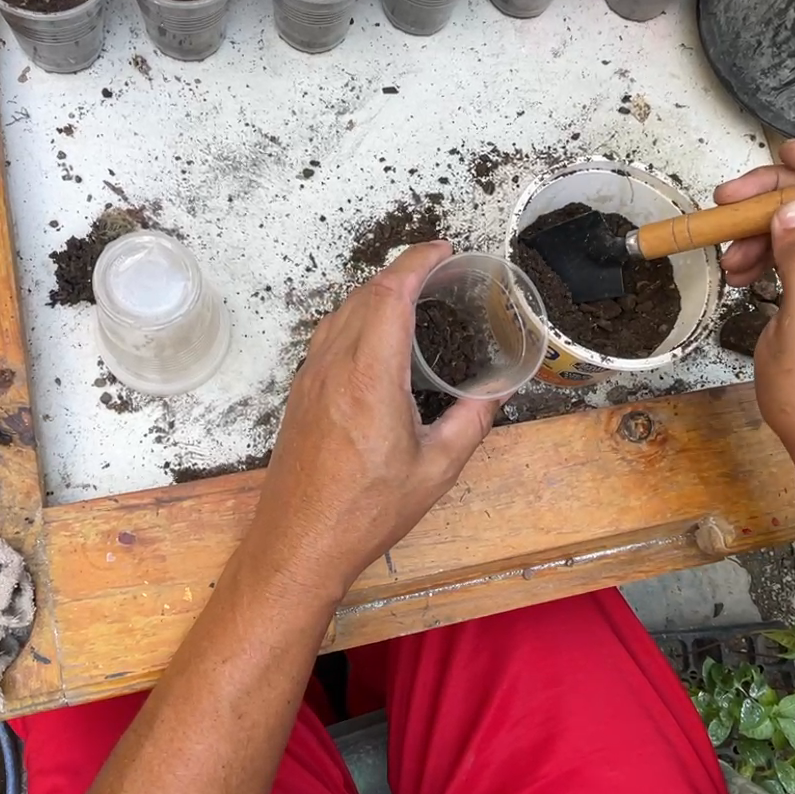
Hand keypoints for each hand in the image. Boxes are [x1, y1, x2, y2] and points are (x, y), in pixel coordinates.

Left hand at [238, 242, 497, 607]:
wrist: (298, 543)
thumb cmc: (364, 512)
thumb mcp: (434, 470)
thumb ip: (469, 423)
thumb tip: (495, 393)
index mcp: (369, 377)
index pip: (390, 294)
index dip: (416, 261)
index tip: (442, 250)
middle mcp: (333, 367)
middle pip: (363, 295)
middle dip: (400, 272)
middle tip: (436, 272)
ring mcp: (309, 379)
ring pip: (340, 313)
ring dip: (374, 294)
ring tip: (409, 298)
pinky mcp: (300, 395)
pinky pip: (327, 337)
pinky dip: (355, 319)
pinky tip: (373, 339)